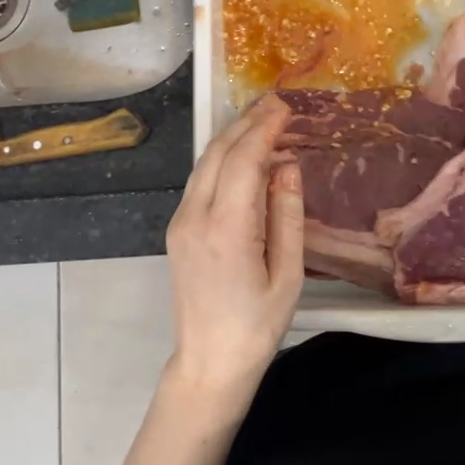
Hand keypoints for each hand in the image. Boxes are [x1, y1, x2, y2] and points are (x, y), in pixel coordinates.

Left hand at [164, 95, 303, 396]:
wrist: (209, 361)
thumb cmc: (258, 325)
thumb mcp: (288, 274)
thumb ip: (288, 215)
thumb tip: (287, 165)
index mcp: (227, 229)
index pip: (244, 161)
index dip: (264, 129)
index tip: (284, 106)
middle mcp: (196, 216)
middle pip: (219, 153)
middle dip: (246, 122)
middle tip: (275, 102)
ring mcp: (180, 221)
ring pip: (205, 163)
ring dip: (232, 137)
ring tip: (261, 118)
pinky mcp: (176, 228)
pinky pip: (200, 181)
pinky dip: (223, 160)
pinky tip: (244, 156)